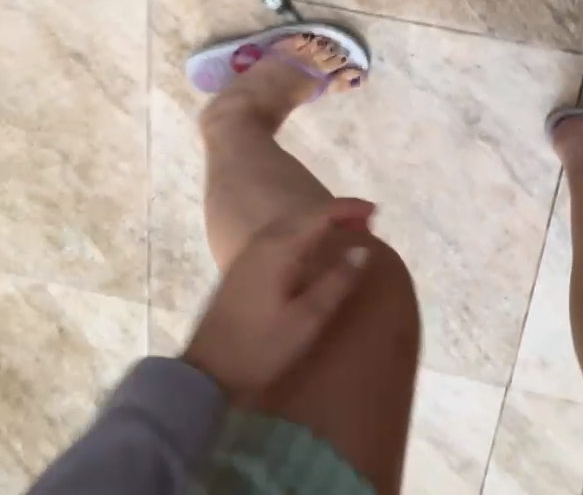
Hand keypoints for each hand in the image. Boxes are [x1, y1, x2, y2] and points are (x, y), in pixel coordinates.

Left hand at [182, 198, 376, 398]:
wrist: (205, 373)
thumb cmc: (259, 348)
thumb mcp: (306, 320)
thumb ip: (337, 282)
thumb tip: (363, 250)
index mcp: (280, 248)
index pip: (321, 214)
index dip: (350, 209)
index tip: (377, 212)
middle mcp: (263, 240)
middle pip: (308, 215)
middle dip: (340, 214)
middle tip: (368, 226)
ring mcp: (250, 252)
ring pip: (294, 224)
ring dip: (322, 224)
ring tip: (348, 235)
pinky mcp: (244, 266)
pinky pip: (283, 236)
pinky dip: (306, 235)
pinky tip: (315, 252)